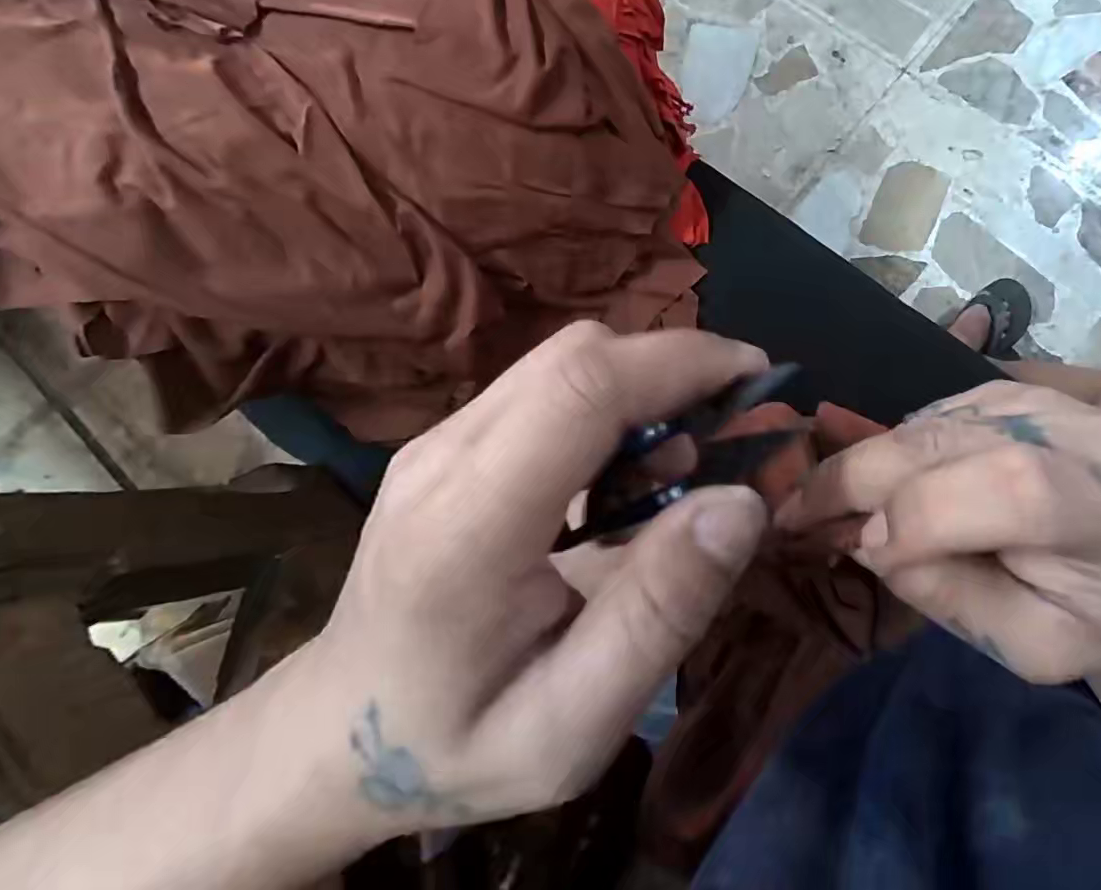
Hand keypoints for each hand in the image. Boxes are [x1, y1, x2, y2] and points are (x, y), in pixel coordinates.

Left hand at [299, 322, 769, 839]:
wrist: (343, 724)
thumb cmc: (455, 743)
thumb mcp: (573, 722)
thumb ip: (658, 611)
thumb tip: (742, 501)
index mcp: (466, 526)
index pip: (580, 388)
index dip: (678, 362)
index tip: (756, 379)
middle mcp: (442, 456)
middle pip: (574, 356)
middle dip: (672, 369)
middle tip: (731, 430)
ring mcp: (435, 441)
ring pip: (560, 363)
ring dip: (641, 389)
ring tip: (681, 469)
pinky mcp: (444, 441)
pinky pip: (541, 389)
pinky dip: (606, 407)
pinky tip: (622, 477)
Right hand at [778, 379, 1100, 683]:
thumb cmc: (1100, 618)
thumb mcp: (1035, 647)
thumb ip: (951, 595)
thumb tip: (868, 538)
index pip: (1018, 490)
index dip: (926, 513)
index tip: (866, 549)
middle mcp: (1089, 437)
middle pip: (949, 440)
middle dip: (856, 477)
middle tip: (792, 512)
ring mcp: (1046, 401)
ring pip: (923, 423)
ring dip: (860, 462)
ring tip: (818, 501)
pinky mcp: (1012, 388)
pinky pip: (924, 414)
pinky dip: (885, 448)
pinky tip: (874, 481)